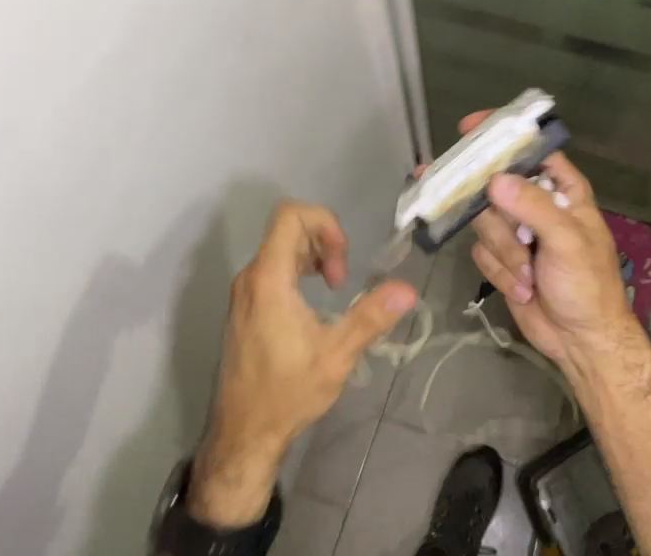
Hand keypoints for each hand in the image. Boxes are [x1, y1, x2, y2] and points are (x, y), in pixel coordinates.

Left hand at [189, 202, 417, 526]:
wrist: (243, 434)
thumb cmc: (287, 392)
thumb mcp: (336, 355)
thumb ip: (371, 317)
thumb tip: (407, 289)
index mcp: (269, 279)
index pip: (290, 216)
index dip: (324, 223)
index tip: (342, 262)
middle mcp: (251, 277)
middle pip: (288, 229)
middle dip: (324, 242)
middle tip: (341, 280)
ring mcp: (244, 293)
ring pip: (280, 249)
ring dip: (313, 256)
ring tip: (333, 288)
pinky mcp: (244, 308)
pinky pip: (272, 269)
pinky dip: (298, 271)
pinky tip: (314, 303)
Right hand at [459, 112, 636, 378]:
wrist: (581, 341)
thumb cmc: (587, 284)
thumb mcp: (567, 241)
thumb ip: (533, 207)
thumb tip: (495, 180)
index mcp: (562, 189)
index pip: (530, 149)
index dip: (502, 136)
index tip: (469, 129)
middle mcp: (536, 204)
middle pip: (495, 187)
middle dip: (499, 220)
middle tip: (510, 235)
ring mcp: (517, 231)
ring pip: (484, 223)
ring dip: (504, 253)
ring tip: (528, 275)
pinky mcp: (502, 258)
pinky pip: (481, 253)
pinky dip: (500, 272)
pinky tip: (522, 288)